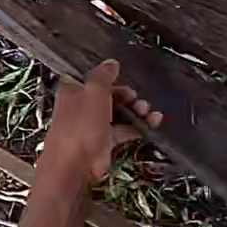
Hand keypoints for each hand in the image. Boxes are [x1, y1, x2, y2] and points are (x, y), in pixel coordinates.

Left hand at [41, 59, 162, 183]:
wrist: (74, 164)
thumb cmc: (81, 123)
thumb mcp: (93, 91)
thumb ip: (103, 75)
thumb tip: (111, 63)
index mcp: (73, 91)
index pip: (93, 78)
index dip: (109, 77)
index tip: (123, 76)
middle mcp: (83, 106)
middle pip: (109, 95)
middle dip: (127, 95)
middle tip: (138, 99)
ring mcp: (94, 125)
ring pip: (119, 112)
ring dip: (135, 110)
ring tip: (147, 111)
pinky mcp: (105, 141)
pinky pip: (125, 129)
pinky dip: (139, 126)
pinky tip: (153, 122)